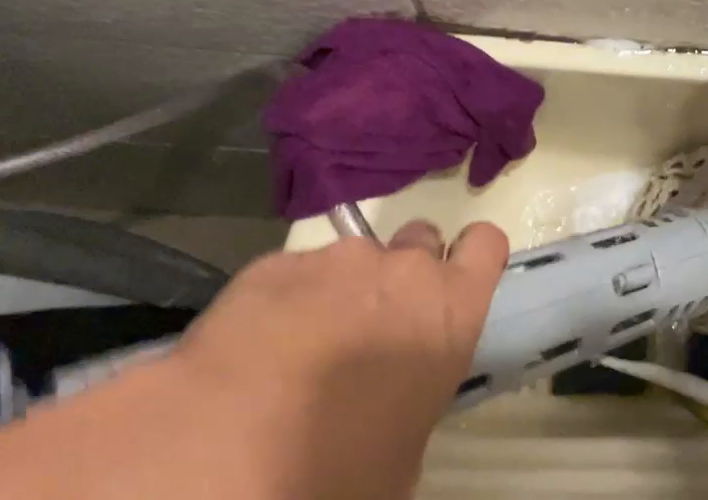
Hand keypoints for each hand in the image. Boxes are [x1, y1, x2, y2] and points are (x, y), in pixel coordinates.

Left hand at [167, 219, 508, 499]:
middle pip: (420, 239)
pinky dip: (281, 299)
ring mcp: (336, 259)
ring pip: (350, 258)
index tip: (451, 283)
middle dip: (400, 272)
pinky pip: (291, 273)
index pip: (487, 243)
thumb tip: (394, 403)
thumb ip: (417, 394)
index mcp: (452, 309)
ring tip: (298, 342)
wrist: (221, 454)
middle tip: (371, 321)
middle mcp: (403, 269)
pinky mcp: (272, 265)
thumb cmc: (339, 467)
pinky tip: (253, 346)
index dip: (468, 259)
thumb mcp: (405, 451)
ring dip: (338, 289)